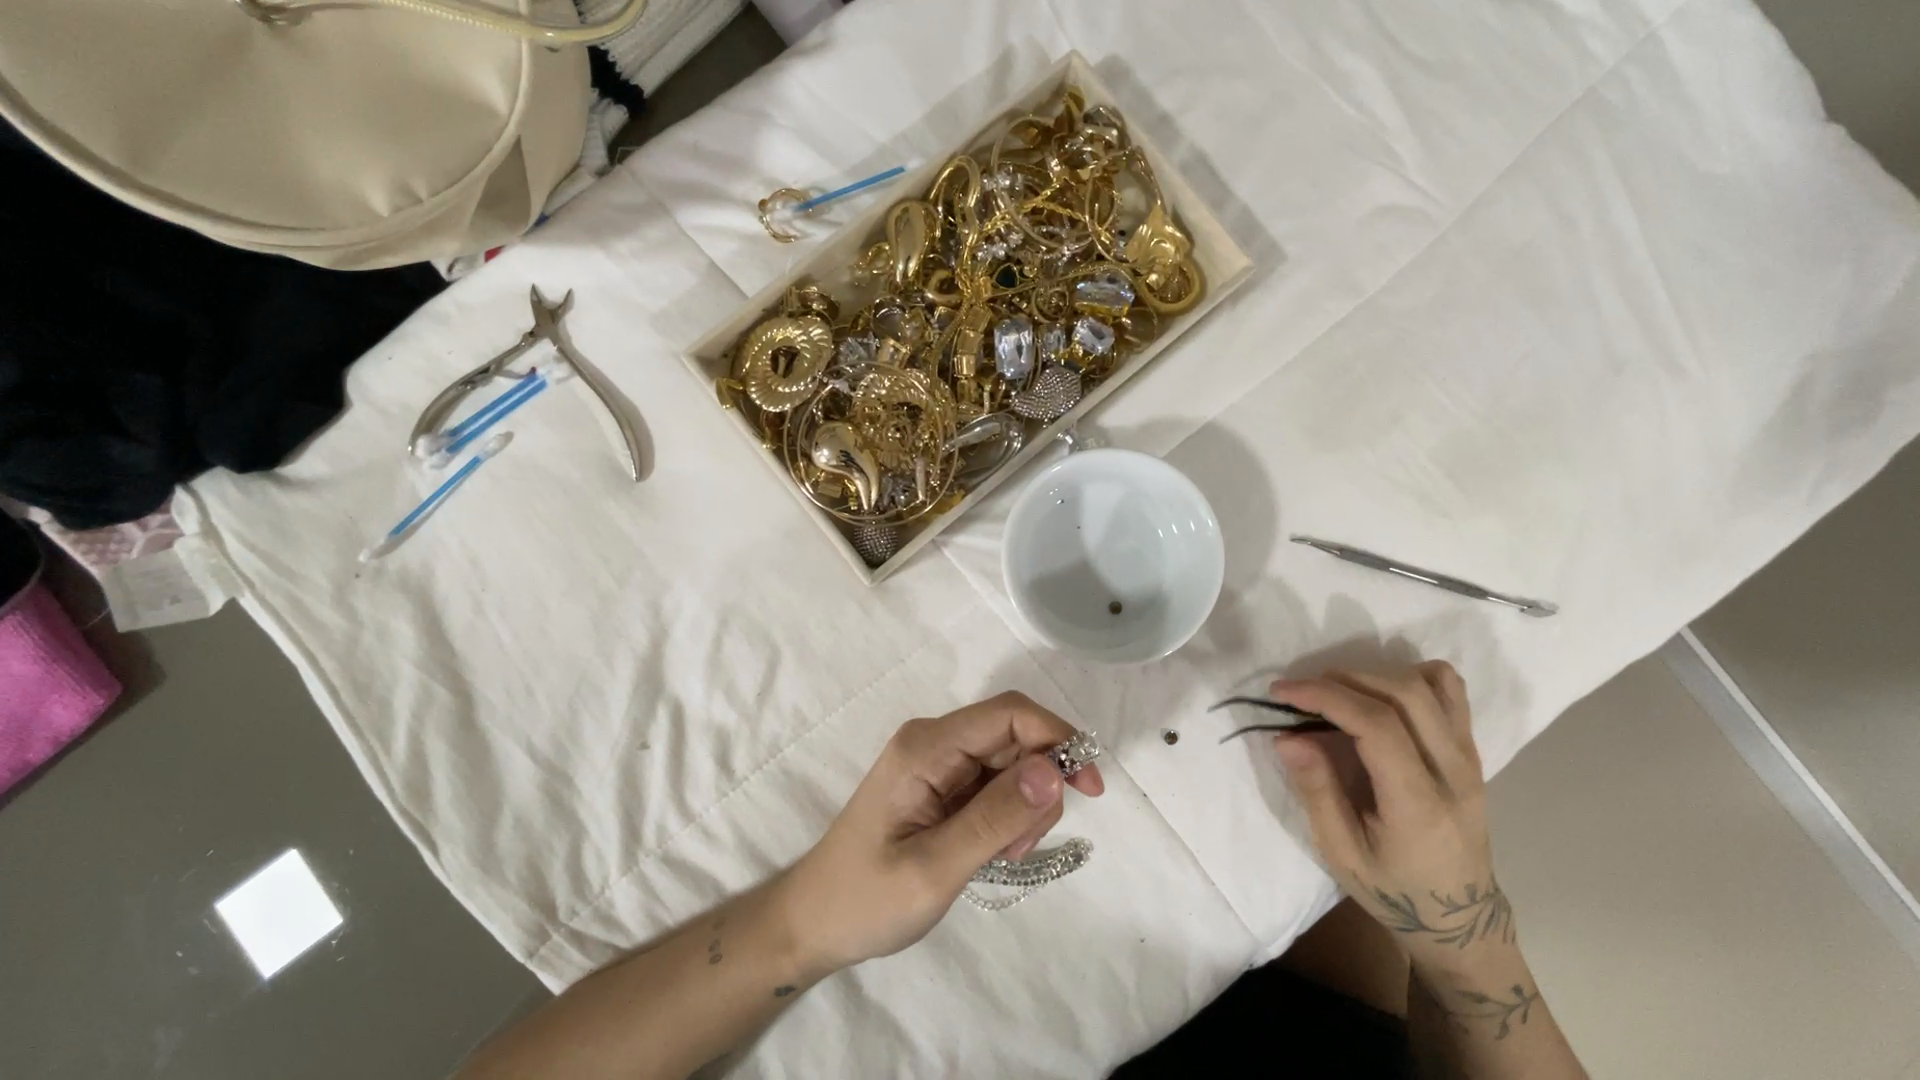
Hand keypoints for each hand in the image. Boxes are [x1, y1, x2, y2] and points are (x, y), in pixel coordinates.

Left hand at [775, 692, 1104, 975]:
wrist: (816, 921)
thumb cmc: (866, 899)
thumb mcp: (934, 869)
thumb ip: (994, 819)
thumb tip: (1053, 770)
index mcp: (926, 748)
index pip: (1009, 714)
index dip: (1057, 738)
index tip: (1088, 788)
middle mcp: (934, 742)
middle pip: (1015, 736)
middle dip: (1040, 785)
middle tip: (1023, 845)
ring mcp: (937, 763)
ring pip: (1012, 762)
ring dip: (1026, 806)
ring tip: (1001, 856)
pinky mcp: (941, 786)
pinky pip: (995, 784)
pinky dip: (1010, 815)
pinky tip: (993, 851)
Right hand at [1270, 662, 1513, 972]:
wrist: (1458, 917)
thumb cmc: (1393, 890)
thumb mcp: (1341, 853)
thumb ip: (1317, 791)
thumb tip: (1288, 736)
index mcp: (1418, 804)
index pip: (1377, 725)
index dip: (1326, 696)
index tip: (1282, 692)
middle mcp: (1453, 773)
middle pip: (1403, 694)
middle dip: (1342, 679)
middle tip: (1300, 690)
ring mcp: (1470, 760)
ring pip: (1429, 686)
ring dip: (1373, 675)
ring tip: (1334, 690)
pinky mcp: (1473, 753)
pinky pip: (1451, 694)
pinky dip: (1413, 678)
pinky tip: (1380, 693)